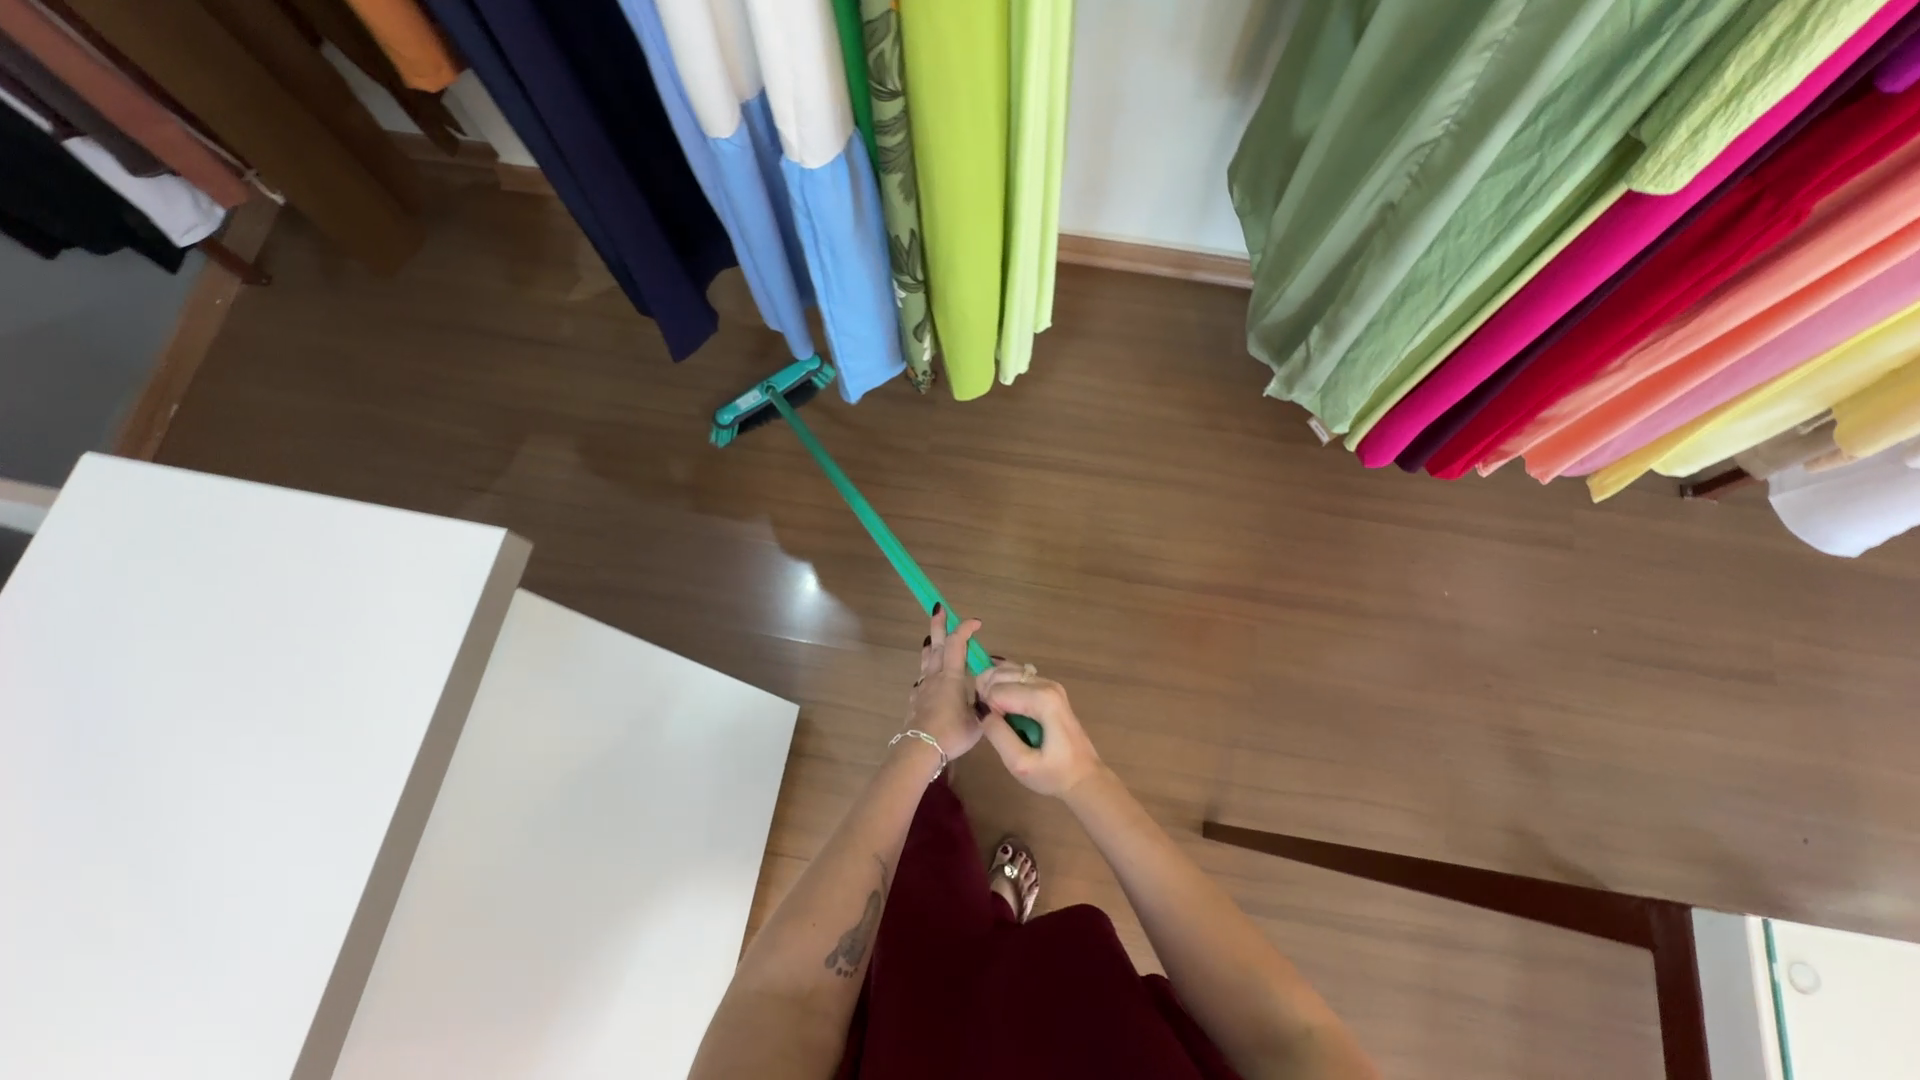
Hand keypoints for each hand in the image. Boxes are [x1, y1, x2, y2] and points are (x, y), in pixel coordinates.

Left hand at [904, 610, 985, 759]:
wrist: (919, 749)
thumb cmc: (951, 733)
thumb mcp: (978, 721)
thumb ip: (984, 705)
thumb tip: (989, 696)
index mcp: (951, 677)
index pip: (958, 644)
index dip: (966, 629)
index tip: (977, 622)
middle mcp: (935, 677)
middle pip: (936, 644)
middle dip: (939, 625)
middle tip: (939, 608)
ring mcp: (922, 688)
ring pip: (926, 660)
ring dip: (931, 645)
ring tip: (931, 639)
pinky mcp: (916, 701)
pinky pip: (922, 679)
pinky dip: (928, 671)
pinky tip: (930, 680)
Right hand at [975, 661, 1102, 796]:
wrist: (1084, 777)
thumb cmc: (1053, 774)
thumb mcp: (1020, 764)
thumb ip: (998, 735)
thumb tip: (982, 711)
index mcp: (1043, 700)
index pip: (996, 691)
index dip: (988, 710)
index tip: (994, 731)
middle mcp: (1047, 684)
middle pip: (1000, 674)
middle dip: (987, 694)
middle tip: (991, 722)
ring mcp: (1049, 683)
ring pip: (1006, 671)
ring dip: (993, 688)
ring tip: (995, 715)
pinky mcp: (1048, 688)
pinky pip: (1016, 676)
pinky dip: (1003, 685)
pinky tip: (1002, 705)